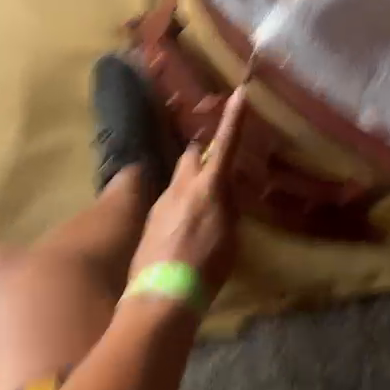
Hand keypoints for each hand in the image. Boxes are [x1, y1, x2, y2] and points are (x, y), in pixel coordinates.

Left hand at [129, 85, 248, 293]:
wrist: (161, 296)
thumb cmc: (206, 268)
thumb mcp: (231, 237)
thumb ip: (228, 208)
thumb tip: (225, 192)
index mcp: (208, 187)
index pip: (225, 145)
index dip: (234, 119)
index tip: (240, 93)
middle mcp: (181, 187)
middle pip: (192, 156)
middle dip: (203, 155)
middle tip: (215, 166)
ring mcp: (161, 203)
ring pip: (178, 180)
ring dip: (190, 185)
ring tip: (201, 209)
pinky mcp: (149, 221)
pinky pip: (169, 203)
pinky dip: (180, 208)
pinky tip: (184, 232)